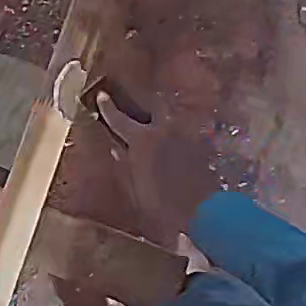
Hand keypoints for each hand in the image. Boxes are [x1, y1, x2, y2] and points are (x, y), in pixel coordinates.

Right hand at [93, 90, 218, 243]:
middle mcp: (163, 129)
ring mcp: (184, 134)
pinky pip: (186, 130)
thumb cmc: (162, 203)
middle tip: (139, 106)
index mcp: (141, 140)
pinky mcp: (201, 143)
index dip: (108, 107)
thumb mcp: (135, 186)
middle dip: (145, 103)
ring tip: (160, 122)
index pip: (119, 119)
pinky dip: (179, 132)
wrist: (203, 210)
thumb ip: (125, 164)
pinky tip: (178, 142)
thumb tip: (116, 148)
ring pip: (171, 116)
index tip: (101, 95)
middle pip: (153, 106)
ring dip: (163, 117)